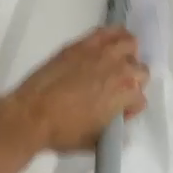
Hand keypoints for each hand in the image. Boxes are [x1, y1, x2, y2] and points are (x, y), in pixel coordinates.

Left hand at [0, 26, 148, 152]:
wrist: (32, 115)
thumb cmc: (65, 132)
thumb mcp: (97, 141)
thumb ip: (114, 132)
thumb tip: (118, 123)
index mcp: (127, 93)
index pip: (140, 99)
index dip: (129, 108)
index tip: (117, 113)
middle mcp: (121, 69)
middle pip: (140, 70)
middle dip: (132, 81)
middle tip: (115, 89)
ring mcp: (102, 52)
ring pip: (130, 43)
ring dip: (128, 54)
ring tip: (116, 63)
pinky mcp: (83, 44)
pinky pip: (107, 31)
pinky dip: (113, 35)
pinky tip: (107, 45)